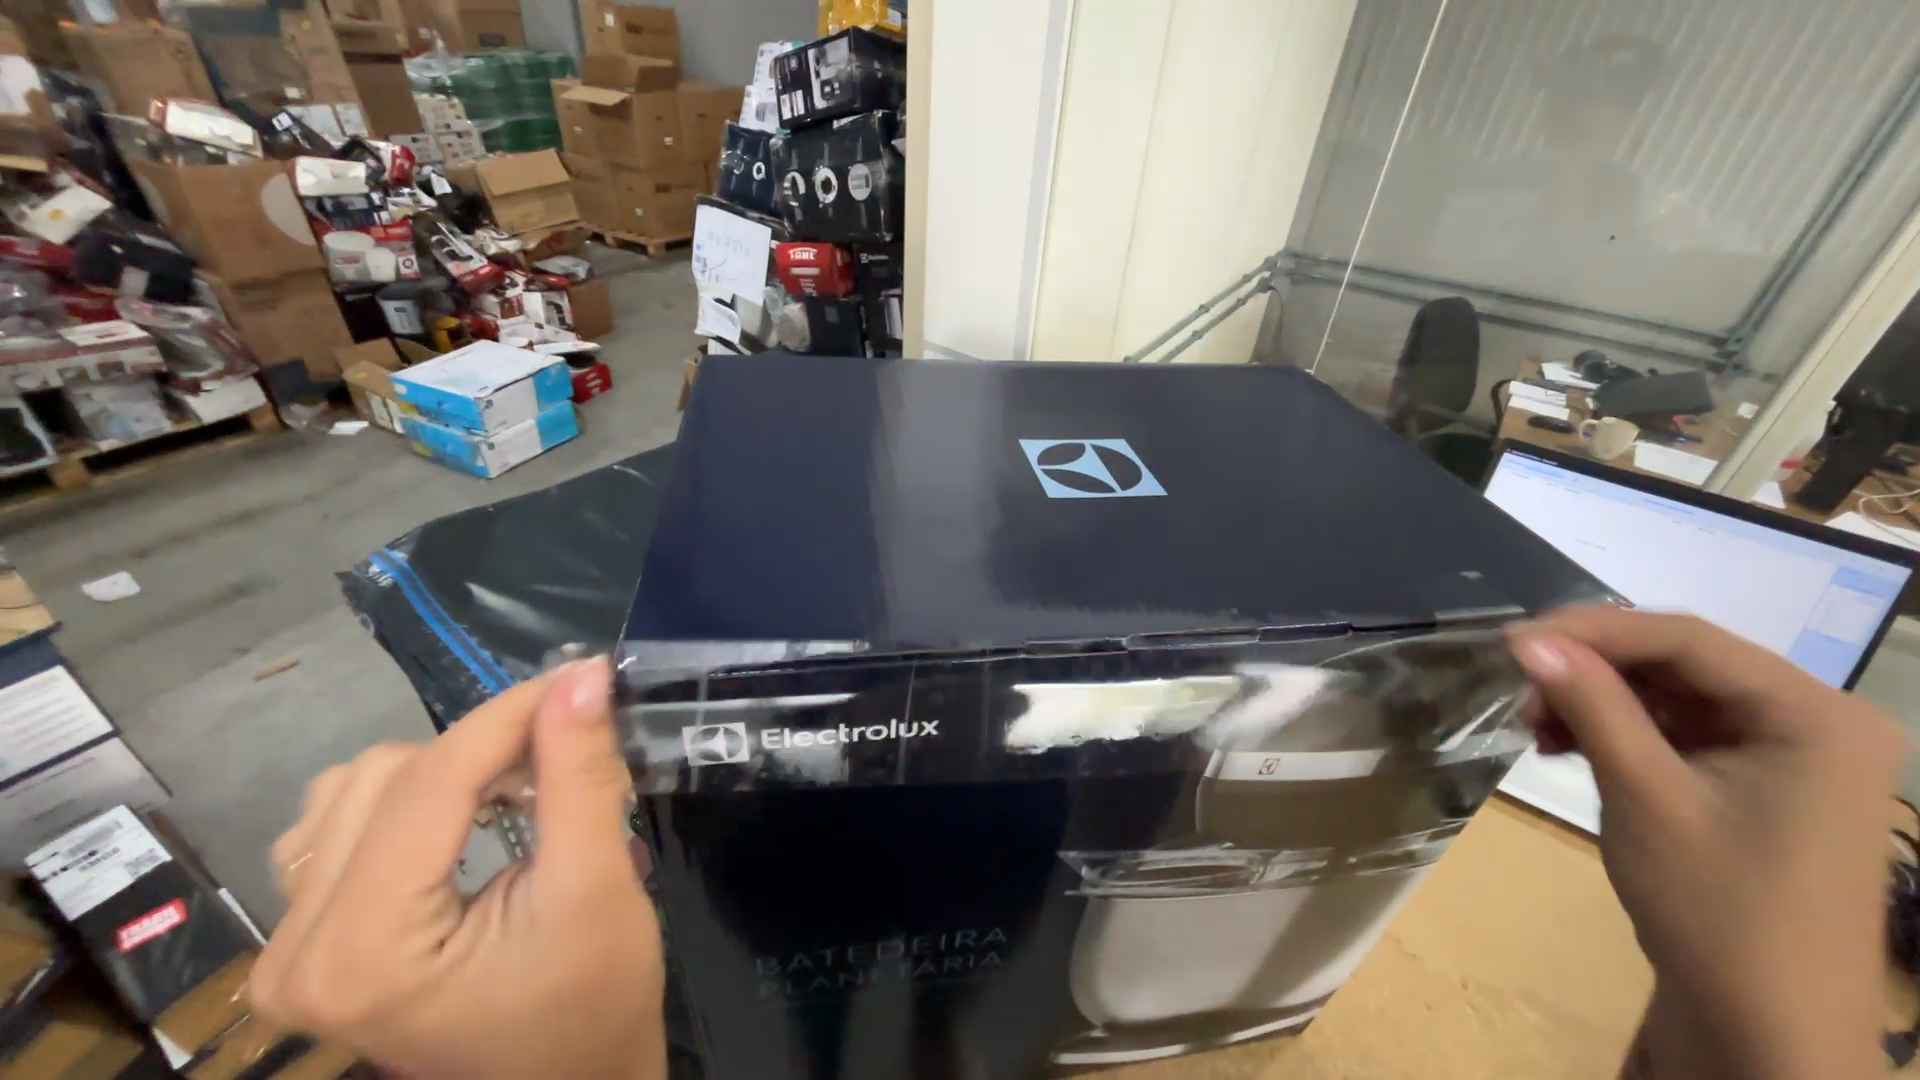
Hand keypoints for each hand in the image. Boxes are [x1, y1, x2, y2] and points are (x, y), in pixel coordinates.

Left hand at [248, 657, 664, 1079]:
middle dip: (486, 747)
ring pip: (357, 789)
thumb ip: (578, 777)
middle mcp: (295, 948)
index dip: (510, 715)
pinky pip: (341, 822)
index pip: (428, 784)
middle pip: (385, 778)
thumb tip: (582, 676)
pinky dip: (415, 795)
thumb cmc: (592, 997)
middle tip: (564, 754)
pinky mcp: (308, 940)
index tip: (581, 676)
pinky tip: (467, 816)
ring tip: (522, 788)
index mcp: (362, 949)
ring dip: (450, 767)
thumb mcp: (596, 885)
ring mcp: (288, 948)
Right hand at [1509, 607, 1901, 1079]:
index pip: (1688, 639)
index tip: (1510, 641)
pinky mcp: (1756, 777)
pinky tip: (1564, 744)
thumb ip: (1591, 705)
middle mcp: (1813, 718)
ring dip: (1594, 699)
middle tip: (1517, 689)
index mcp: (1815, 715)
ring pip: (1668, 692)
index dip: (1592, 630)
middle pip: (1679, 661)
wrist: (1765, 1022)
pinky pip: (1675, 727)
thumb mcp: (1644, 794)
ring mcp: (1788, 749)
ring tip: (1533, 725)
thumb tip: (1526, 639)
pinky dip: (1614, 728)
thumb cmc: (1717, 906)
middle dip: (1589, 669)